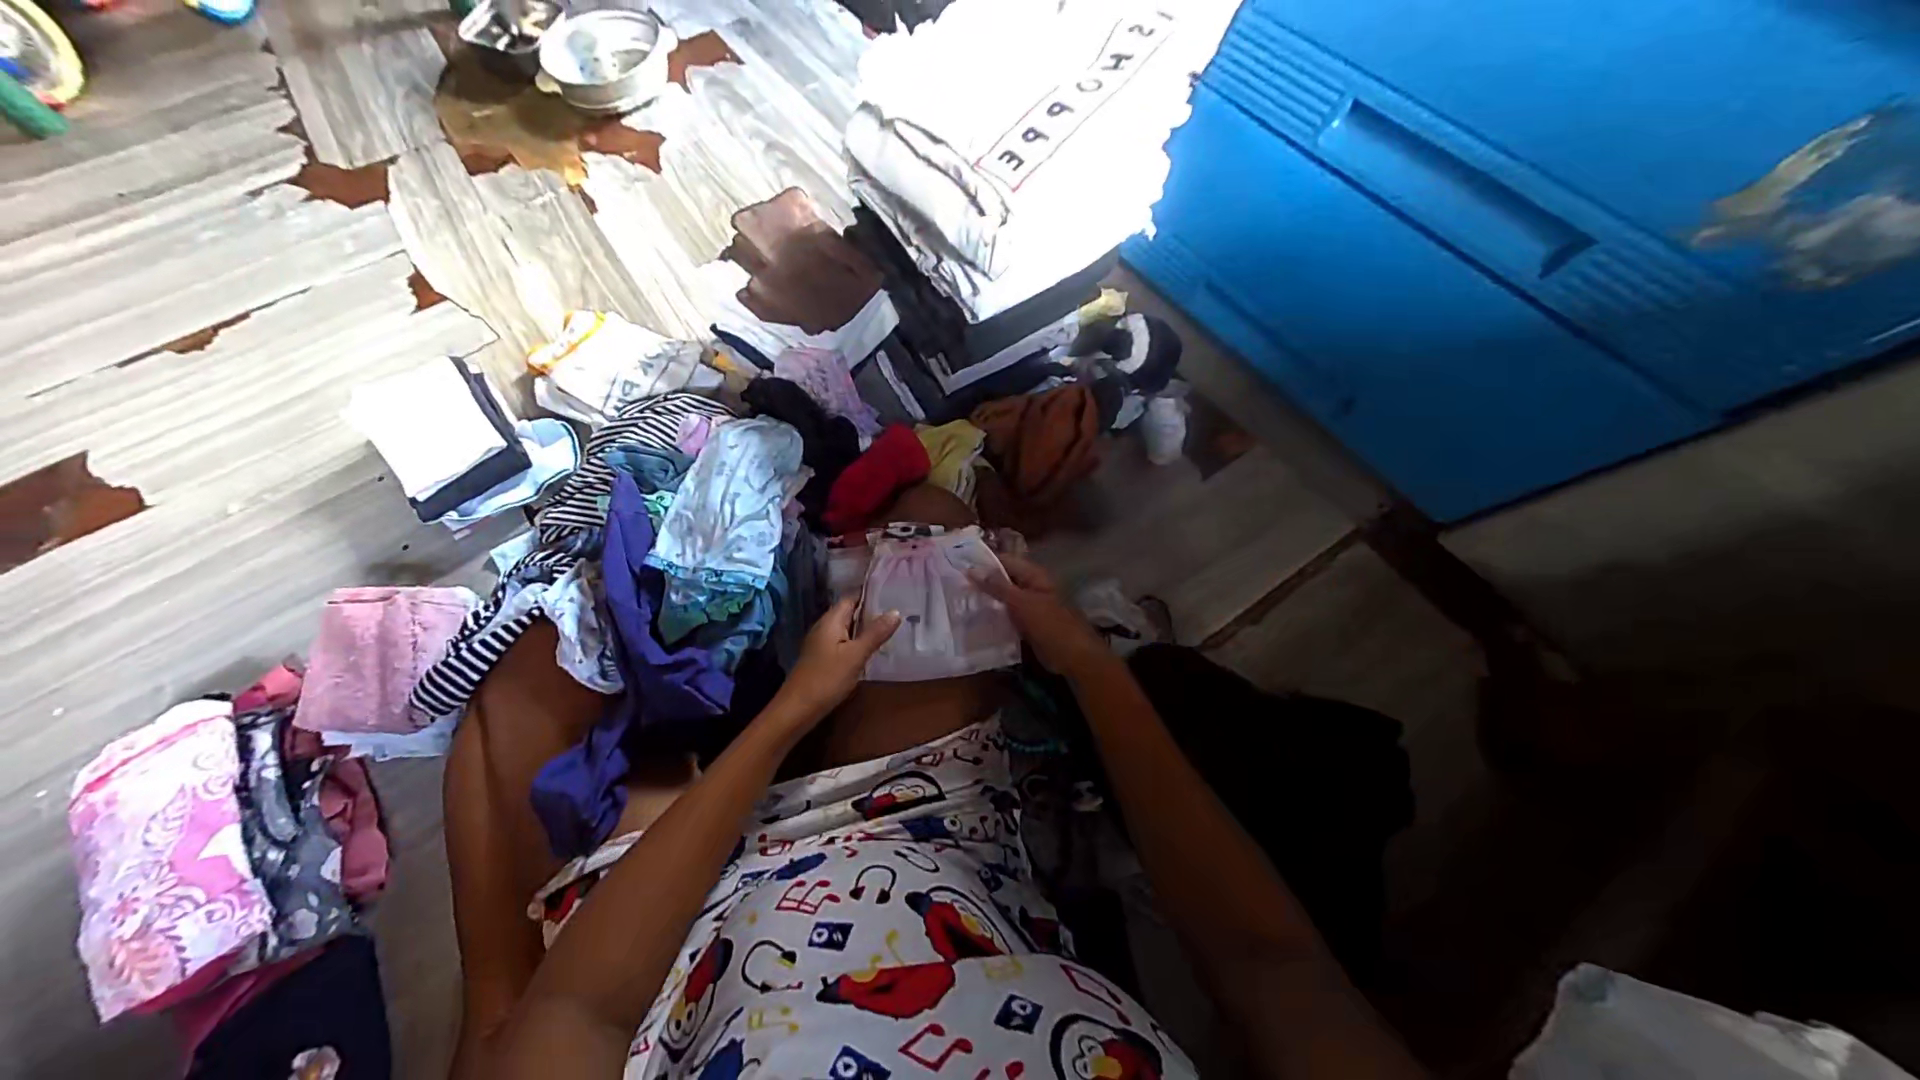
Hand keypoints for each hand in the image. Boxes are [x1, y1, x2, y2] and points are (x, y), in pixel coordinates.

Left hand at [764, 597, 901, 729]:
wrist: (797, 709)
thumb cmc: (827, 679)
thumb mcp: (856, 656)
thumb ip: (875, 633)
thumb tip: (896, 611)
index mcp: (831, 620)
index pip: (852, 597)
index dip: (871, 593)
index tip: (893, 593)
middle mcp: (824, 627)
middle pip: (849, 611)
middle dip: (871, 610)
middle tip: (898, 610)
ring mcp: (821, 643)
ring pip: (847, 628)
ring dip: (865, 627)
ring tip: (891, 628)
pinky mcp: (822, 658)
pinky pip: (843, 642)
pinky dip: (858, 641)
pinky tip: (871, 649)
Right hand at [971, 554, 1113, 680]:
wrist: (1074, 657)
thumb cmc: (1051, 625)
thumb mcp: (1022, 603)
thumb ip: (998, 586)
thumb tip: (972, 569)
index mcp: (1034, 575)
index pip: (1005, 561)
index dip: (983, 562)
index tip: (957, 565)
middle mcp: (1032, 587)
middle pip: (1003, 580)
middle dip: (982, 582)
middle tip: (953, 584)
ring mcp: (1030, 607)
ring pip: (1003, 599)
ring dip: (986, 600)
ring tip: (958, 600)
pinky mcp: (1027, 625)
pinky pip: (1006, 616)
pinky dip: (993, 616)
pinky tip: (974, 619)